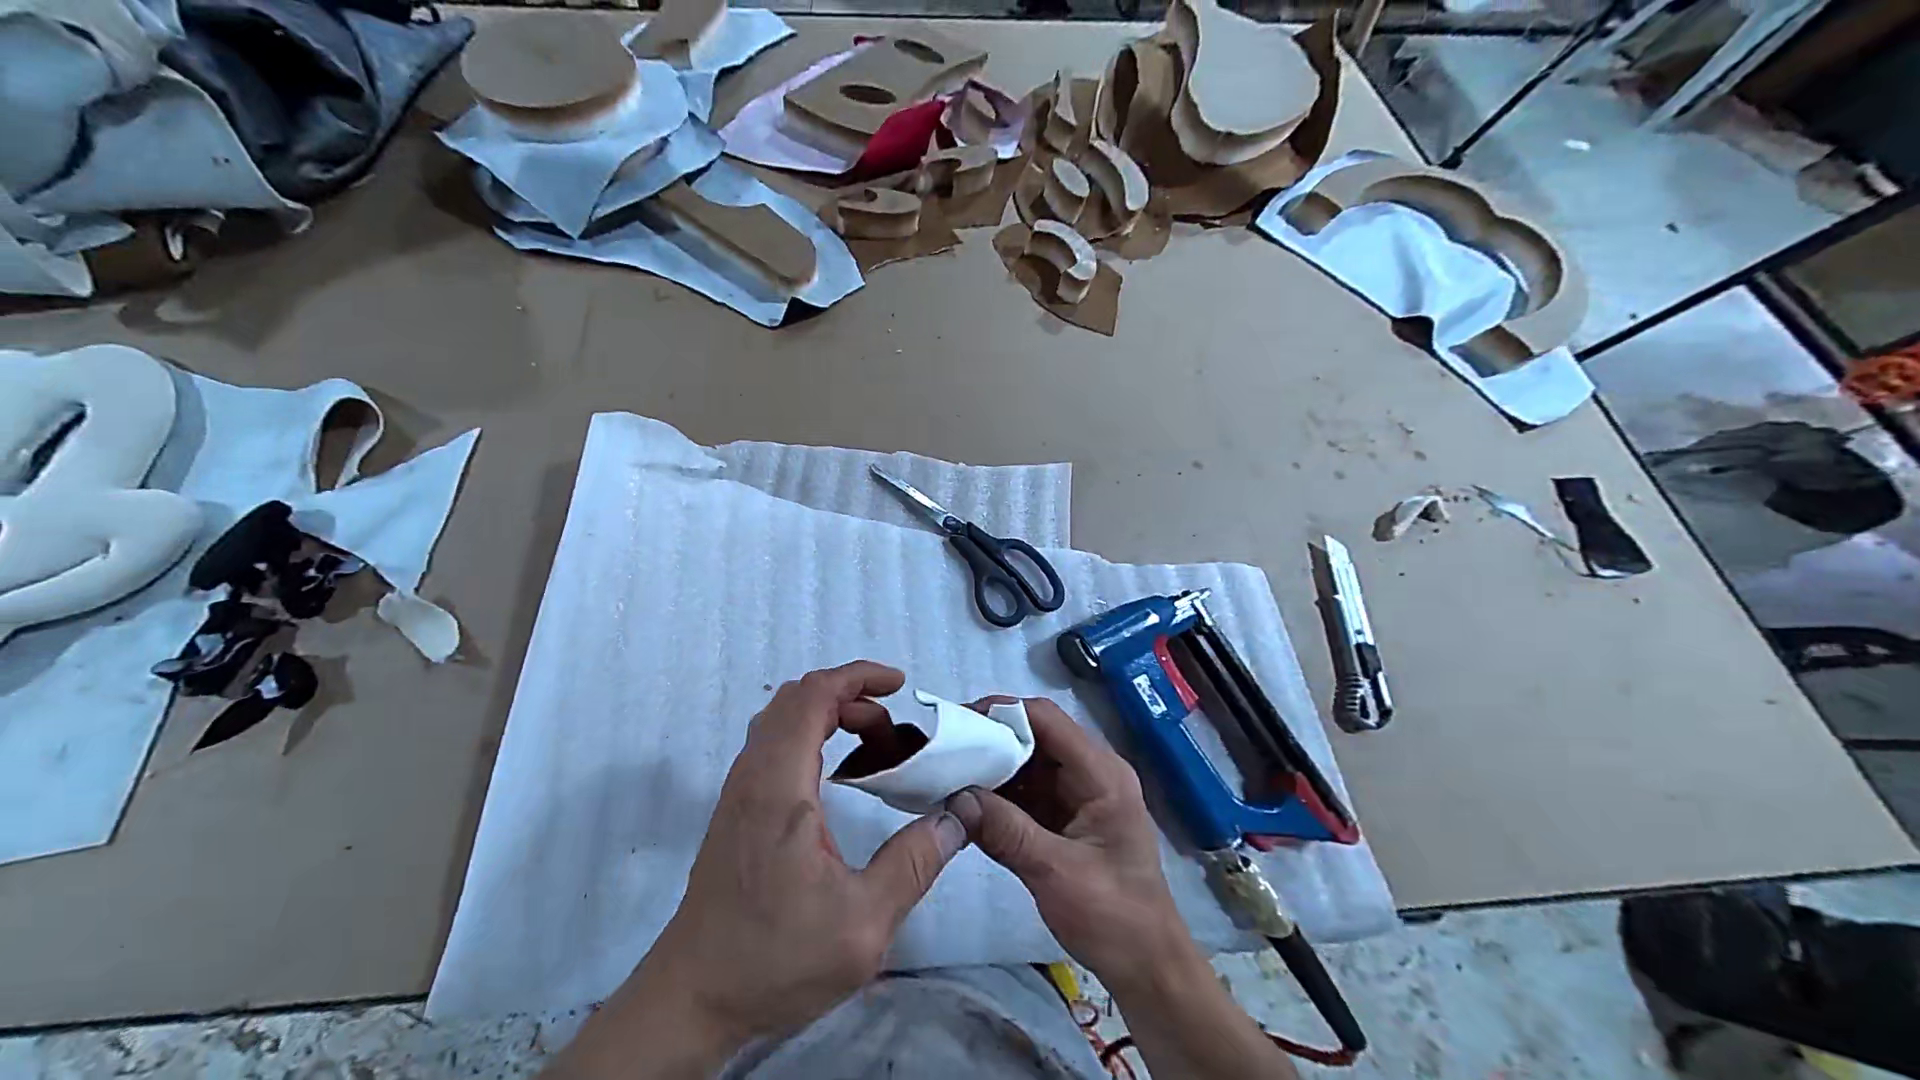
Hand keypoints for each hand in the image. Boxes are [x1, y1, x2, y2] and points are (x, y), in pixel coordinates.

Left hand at [545, 661, 968, 1078]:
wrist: (692, 999)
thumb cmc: (775, 959)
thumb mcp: (864, 922)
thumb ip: (915, 862)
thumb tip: (958, 817)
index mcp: (779, 787)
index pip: (812, 695)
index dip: (857, 676)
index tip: (899, 685)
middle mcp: (753, 776)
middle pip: (797, 698)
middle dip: (851, 695)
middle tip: (892, 729)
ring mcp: (739, 791)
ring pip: (782, 720)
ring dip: (830, 716)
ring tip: (874, 747)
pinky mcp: (737, 810)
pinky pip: (775, 744)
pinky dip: (813, 737)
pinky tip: (840, 777)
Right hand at [950, 698, 1300, 1079]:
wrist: (1147, 966)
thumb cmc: (1114, 916)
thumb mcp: (1057, 873)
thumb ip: (1006, 832)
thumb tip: (955, 797)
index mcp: (1101, 774)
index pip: (1047, 719)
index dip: (1002, 712)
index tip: (957, 723)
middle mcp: (1090, 773)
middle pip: (1034, 737)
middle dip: (989, 740)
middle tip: (943, 751)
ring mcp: (1078, 795)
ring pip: (1026, 764)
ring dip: (990, 768)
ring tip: (945, 773)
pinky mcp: (1064, 818)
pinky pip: (1026, 792)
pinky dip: (997, 795)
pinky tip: (965, 803)